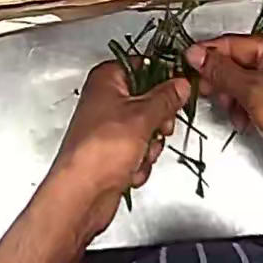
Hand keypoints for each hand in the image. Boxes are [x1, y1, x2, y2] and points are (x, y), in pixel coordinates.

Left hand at [45, 61, 190, 240]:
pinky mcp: (112, 152)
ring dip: (150, 145)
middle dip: (158, 120)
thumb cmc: (102, 150)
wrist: (81, 197)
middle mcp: (106, 98)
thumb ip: (167, 97)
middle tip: (160, 128)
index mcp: (107, 78)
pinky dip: (140, 161)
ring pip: (147, 127)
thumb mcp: (143, 116)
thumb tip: (181, 84)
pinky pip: (139, 149)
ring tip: (141, 154)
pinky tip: (132, 170)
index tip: (180, 89)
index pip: (144, 65)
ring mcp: (108, 126)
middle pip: (148, 98)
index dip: (164, 78)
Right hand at [183, 34, 262, 202]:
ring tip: (231, 112)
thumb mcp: (253, 92)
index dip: (208, 54)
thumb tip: (194, 53)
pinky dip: (240, 108)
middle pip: (234, 61)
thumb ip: (222, 71)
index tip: (185, 65)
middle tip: (204, 93)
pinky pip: (247, 98)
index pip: (231, 43)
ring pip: (238, 81)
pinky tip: (242, 122)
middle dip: (219, 78)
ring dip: (229, 96)